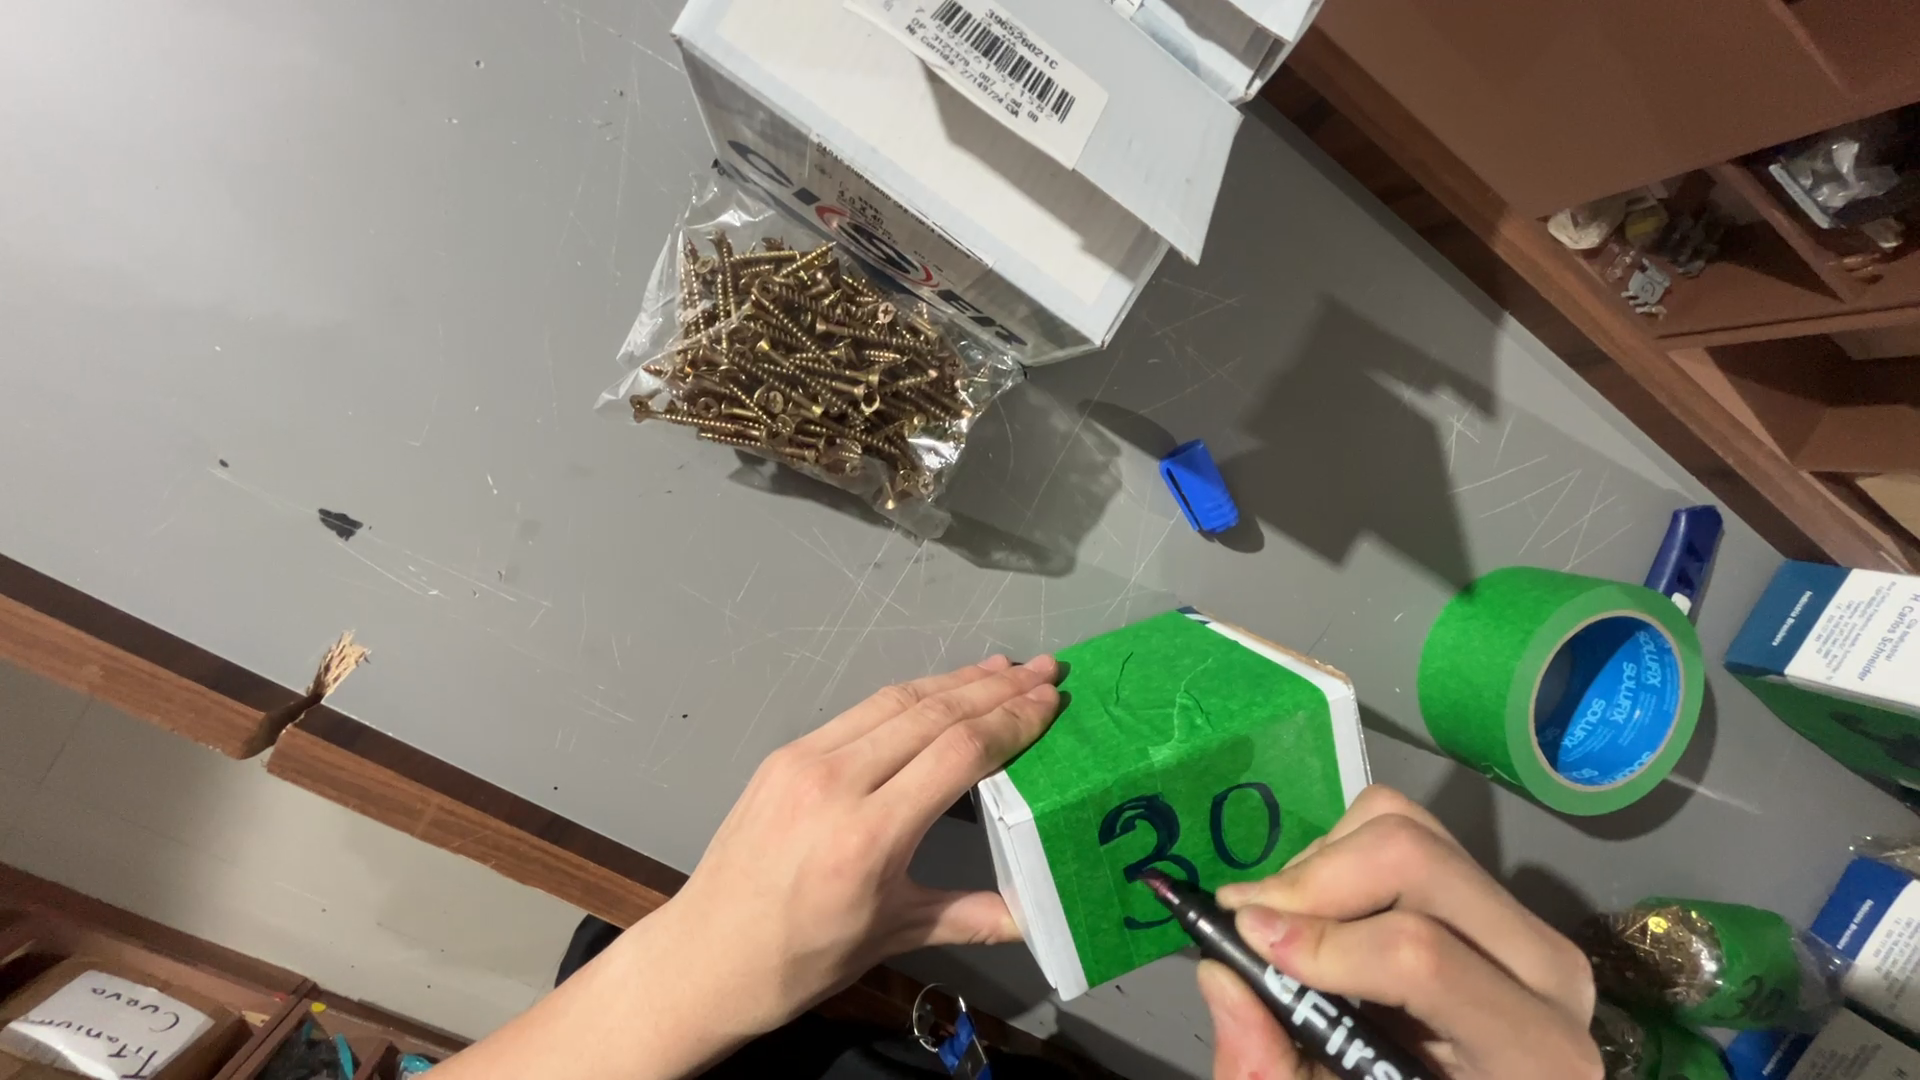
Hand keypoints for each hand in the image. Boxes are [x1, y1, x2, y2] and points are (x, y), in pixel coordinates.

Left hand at [665, 653, 1061, 1036]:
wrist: (704, 956)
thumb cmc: (801, 958)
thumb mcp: (893, 936)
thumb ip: (971, 916)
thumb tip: (1037, 913)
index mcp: (868, 837)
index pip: (957, 753)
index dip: (1010, 721)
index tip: (1050, 701)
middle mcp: (836, 783)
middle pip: (933, 714)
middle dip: (996, 687)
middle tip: (1044, 669)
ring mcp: (805, 759)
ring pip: (898, 700)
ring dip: (957, 680)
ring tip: (1004, 668)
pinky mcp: (788, 752)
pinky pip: (863, 711)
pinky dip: (913, 693)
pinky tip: (942, 688)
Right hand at [1197, 787, 1601, 1079]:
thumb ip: (1269, 1067)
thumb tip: (1220, 973)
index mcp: (1531, 1056)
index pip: (1422, 956)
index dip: (1322, 939)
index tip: (1247, 940)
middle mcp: (1546, 971)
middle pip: (1414, 857)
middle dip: (1311, 879)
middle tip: (1249, 917)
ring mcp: (1518, 917)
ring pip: (1403, 824)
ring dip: (1318, 860)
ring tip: (1283, 915)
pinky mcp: (1482, 886)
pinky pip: (1398, 820)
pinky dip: (1335, 845)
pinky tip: (1320, 904)